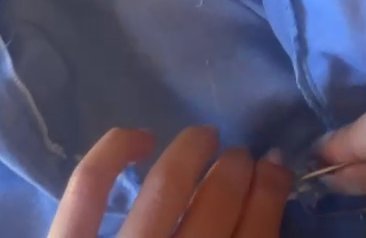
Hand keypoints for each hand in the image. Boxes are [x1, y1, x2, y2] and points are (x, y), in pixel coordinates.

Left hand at [48, 126, 291, 237]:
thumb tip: (261, 220)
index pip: (256, 235)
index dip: (271, 192)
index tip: (277, 168)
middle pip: (217, 202)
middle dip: (238, 168)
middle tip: (242, 157)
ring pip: (166, 185)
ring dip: (194, 150)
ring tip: (207, 137)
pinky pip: (89, 185)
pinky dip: (115, 149)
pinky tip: (141, 138)